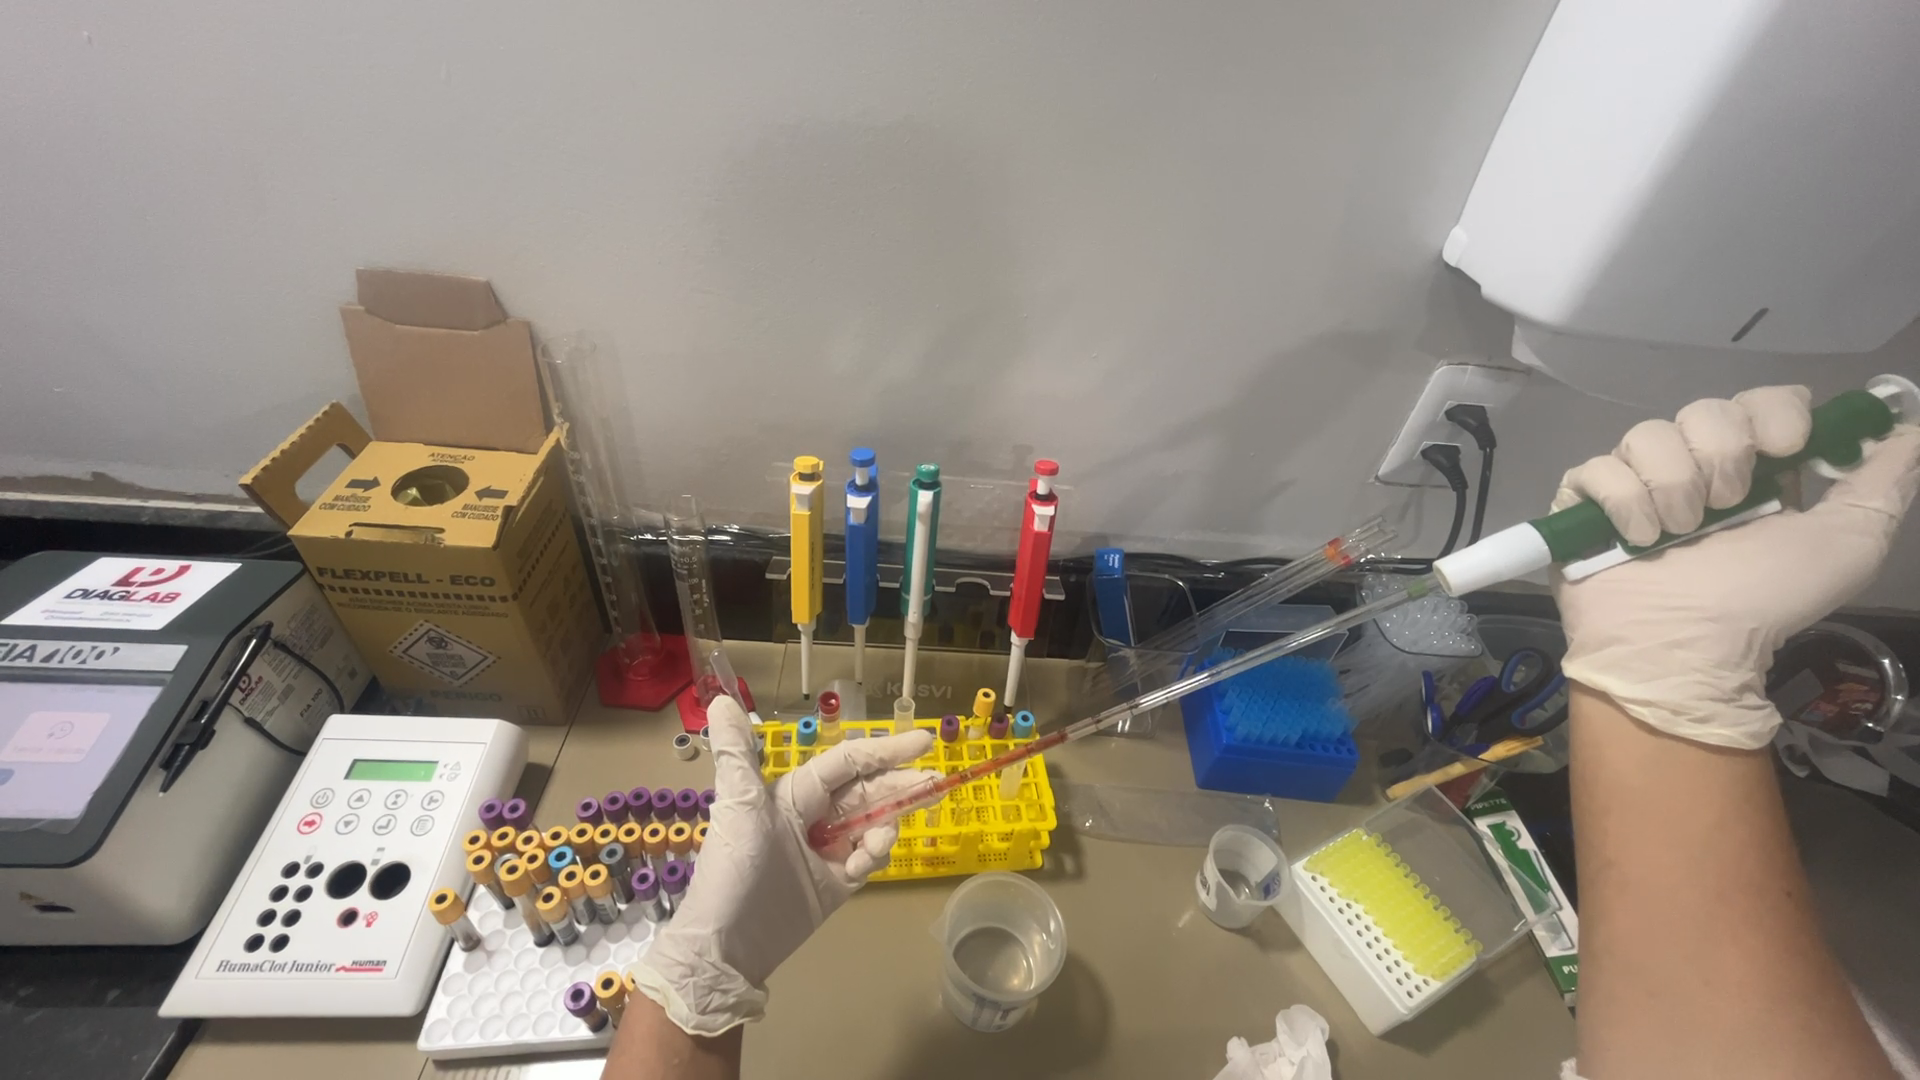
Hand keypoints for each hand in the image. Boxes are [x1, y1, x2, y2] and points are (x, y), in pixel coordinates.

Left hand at [628, 696, 936, 1035]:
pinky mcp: (839, 879)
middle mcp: (818, 812)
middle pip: (872, 788)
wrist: (726, 949)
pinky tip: (858, 871)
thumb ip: (736, 752)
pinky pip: (871, 857)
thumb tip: (721, 698)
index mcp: (798, 790)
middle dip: (903, 784)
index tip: (923, 741)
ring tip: (873, 850)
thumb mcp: (737, 805)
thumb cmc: (733, 870)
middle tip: (937, 785)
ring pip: (877, 822)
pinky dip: (873, 859)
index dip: (886, 749)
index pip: (851, 760)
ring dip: (886, 829)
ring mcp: (831, 847)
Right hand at [1552, 386, 1919, 748]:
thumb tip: (1908, 423)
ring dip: (1671, 485)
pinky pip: (1595, 469)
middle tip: (1724, 509)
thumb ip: (1881, 480)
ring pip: (1645, 435)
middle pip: (1701, 409)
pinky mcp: (1579, 502)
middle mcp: (1691, 467)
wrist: (1682, 639)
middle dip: (1720, 454)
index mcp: (1754, 469)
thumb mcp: (1847, 541)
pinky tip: (1634, 539)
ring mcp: (1631, 482)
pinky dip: (1622, 504)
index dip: (1773, 412)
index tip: (1786, 450)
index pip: (1759, 400)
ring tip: (1675, 534)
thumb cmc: (1763, 598)